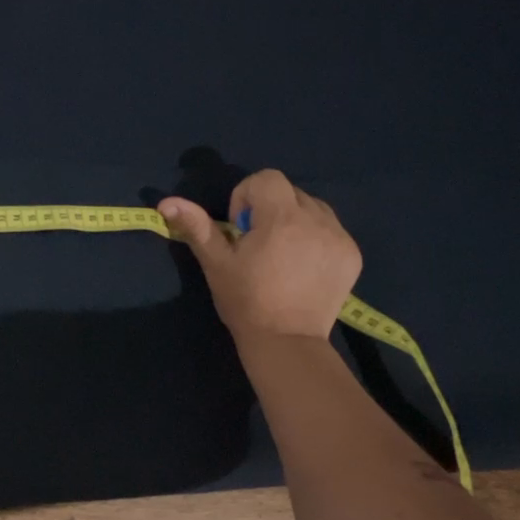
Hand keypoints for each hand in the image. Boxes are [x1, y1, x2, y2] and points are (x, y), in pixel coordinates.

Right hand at [158, 169, 361, 340]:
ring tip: (281, 255)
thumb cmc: (245, 301)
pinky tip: (301, 268)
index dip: (246, 197)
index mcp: (281, 218)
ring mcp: (339, 237)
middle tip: (258, 245)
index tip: (240, 228)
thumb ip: (196, 227)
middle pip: (290, 191)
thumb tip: (167, 202)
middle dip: (269, 209)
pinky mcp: (352, 254)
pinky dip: (314, 239)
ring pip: (313, 208)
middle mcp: (316, 220)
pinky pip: (331, 230)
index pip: (266, 179)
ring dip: (294, 221)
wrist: (286, 340)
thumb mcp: (216, 263)